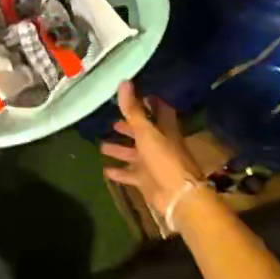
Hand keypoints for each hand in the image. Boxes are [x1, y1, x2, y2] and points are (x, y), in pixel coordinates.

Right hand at [101, 82, 203, 221]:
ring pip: (134, 154)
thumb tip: (124, 82)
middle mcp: (160, 145)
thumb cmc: (164, 159)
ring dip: (120, 149)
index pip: (160, 111)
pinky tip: (105, 170)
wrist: (177, 196)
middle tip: (114, 120)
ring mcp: (153, 164)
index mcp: (165, 131)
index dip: (151, 103)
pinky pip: (130, 174)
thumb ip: (133, 110)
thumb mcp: (146, 132)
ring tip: (102, 145)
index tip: (138, 94)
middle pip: (144, 133)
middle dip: (130, 127)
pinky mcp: (147, 181)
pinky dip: (119, 172)